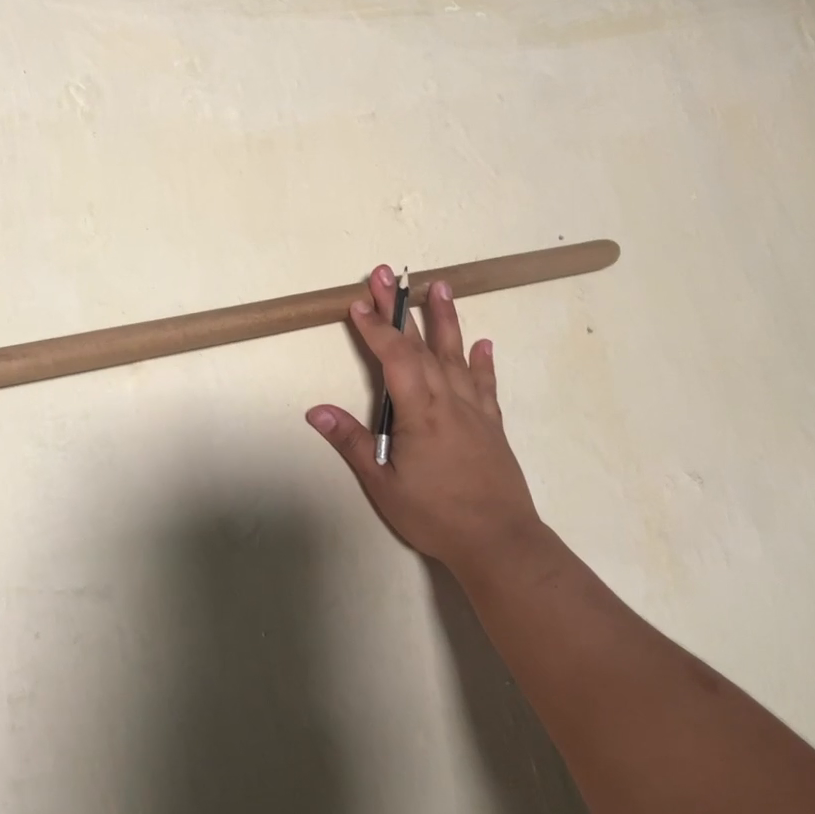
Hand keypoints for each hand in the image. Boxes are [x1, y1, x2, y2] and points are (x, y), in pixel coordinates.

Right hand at [306, 265, 558, 579]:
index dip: (374, 328)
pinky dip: (481, 361)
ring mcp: (474, 409)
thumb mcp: (383, 483)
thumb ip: (351, 442)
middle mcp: (449, 399)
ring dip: (446, 318)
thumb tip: (315, 410)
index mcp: (420, 411)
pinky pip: (485, 383)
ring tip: (440, 286)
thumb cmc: (435, 514)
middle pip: (422, 344)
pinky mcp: (492, 424)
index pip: (393, 357)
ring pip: (457, 354)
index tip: (358, 302)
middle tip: (386, 274)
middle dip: (400, 308)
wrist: (498, 540)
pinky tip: (483, 344)